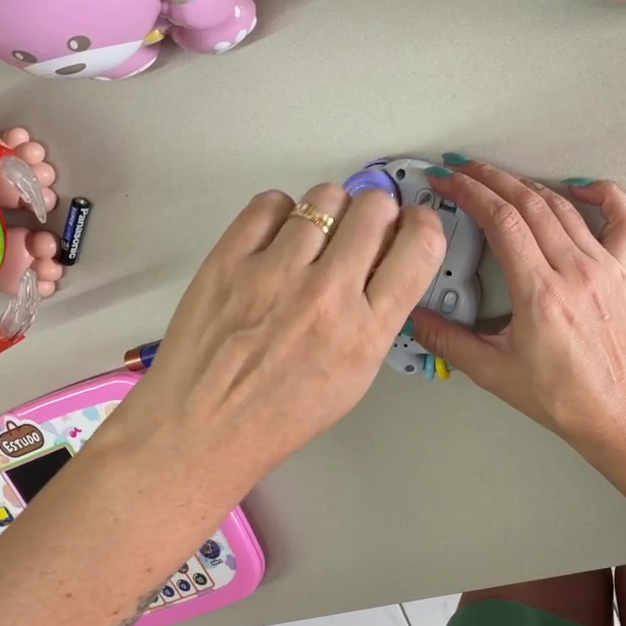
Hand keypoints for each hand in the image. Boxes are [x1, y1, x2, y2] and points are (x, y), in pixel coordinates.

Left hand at [105, 184, 444, 477]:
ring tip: (313, 237)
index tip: (411, 224)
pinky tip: (275, 239)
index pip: (419, 247)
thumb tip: (387, 259)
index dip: (423, 224)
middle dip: (375, 212)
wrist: (201, 429)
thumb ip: (378, 316)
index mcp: (365, 332)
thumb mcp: (354, 376)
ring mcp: (275, 273)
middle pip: (374, 208)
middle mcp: (326, 295)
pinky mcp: (229, 260)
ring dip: (328, 211)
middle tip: (360, 228)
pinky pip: (270, 202)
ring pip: (324, 197)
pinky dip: (279, 213)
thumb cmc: (279, 413)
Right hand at [410, 159, 625, 456]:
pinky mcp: (617, 271)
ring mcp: (599, 266)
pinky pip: (620, 220)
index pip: (502, 221)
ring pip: (561, 206)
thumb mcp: (492, 371)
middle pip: (528, 203)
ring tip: (498, 176)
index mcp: (540, 291)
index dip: (470, 193)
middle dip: (490, 179)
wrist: (613, 409)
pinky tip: (581, 186)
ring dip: (525, 184)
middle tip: (462, 169)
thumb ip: (448, 342)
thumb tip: (416, 320)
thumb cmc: (562, 395)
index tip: (448, 181)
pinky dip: (603, 195)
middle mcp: (573, 270)